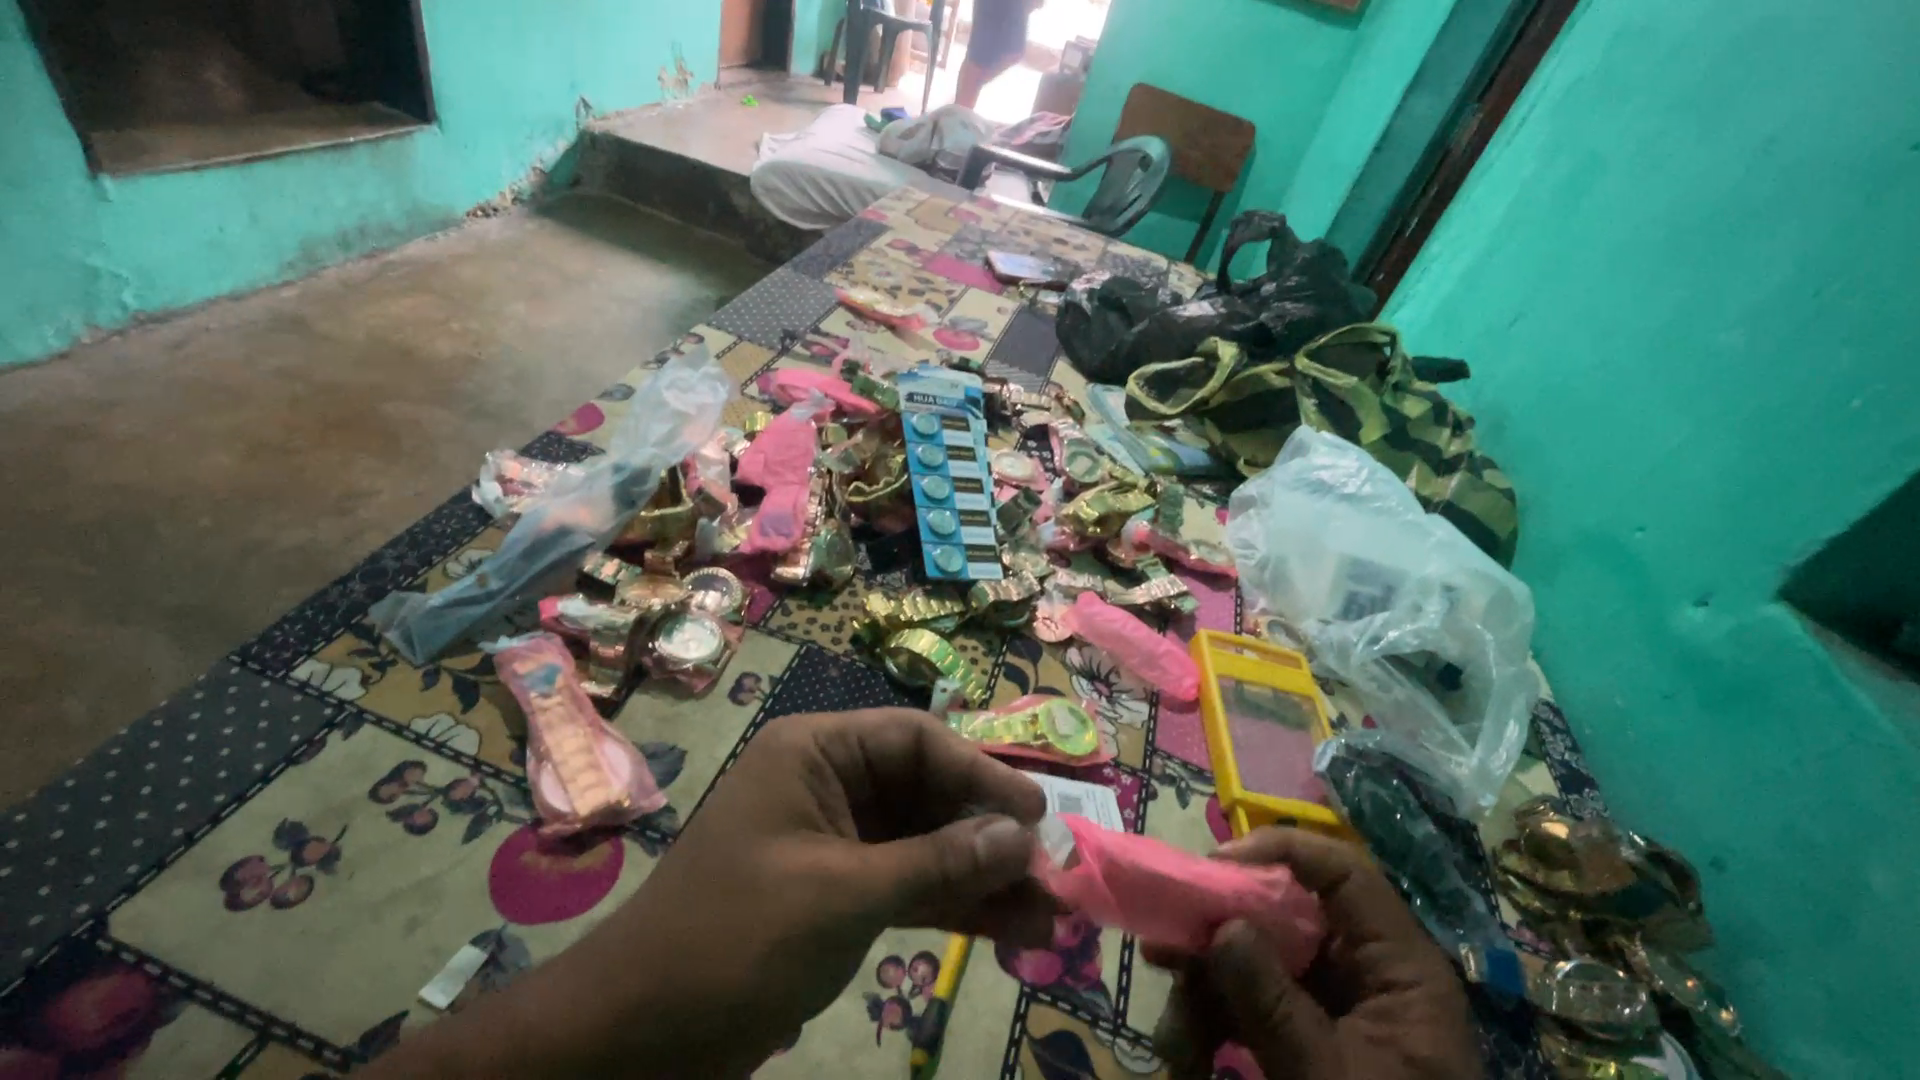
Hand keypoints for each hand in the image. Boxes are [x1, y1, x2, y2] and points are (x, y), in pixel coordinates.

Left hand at [366, 709, 1051, 1078]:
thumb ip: (937, 863)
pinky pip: (907, 885)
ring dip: (981, 878)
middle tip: (1051, 879)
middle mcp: (827, 785)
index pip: (916, 741)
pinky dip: (951, 907)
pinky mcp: (836, 895)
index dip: (980, 775)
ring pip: (924, 844)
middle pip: (928, 793)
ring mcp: (833, 843)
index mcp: (814, 753)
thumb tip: (1020, 835)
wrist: (638, 1036)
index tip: (1035, 819)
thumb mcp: (843, 896)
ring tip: (1047, 918)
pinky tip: (1006, 932)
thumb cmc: (734, 940)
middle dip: (988, 836)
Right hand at [1151, 828, 1478, 1079]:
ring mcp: (1337, 1005)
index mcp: (1398, 967)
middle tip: (1165, 945)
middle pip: (1286, 916)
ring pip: (1259, 961)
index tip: (1215, 865)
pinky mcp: (1311, 1037)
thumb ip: (1271, 1000)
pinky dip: (1218, 1022)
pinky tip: (1188, 1054)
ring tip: (1175, 1042)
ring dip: (1208, 992)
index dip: (1280, 851)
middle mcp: (1366, 972)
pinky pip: (1255, 1004)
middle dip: (1220, 935)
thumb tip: (1221, 924)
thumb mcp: (1324, 1075)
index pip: (1343, 873)